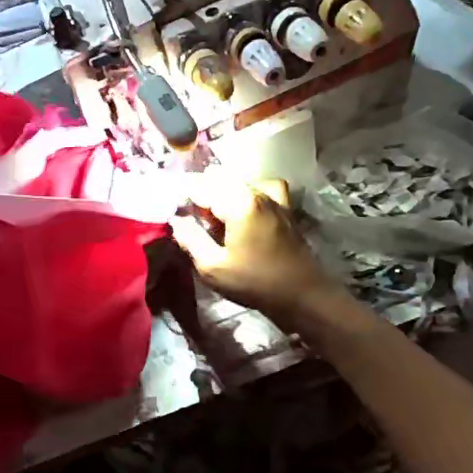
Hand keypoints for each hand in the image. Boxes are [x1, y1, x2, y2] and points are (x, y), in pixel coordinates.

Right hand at [169, 174, 347, 327]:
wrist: (303, 295)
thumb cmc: (255, 282)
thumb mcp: (213, 267)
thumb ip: (190, 239)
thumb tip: (176, 220)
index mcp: (240, 201)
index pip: (201, 185)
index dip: (182, 193)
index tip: (170, 207)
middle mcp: (258, 191)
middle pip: (221, 178)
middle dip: (201, 191)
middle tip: (188, 214)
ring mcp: (275, 198)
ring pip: (240, 182)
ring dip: (222, 191)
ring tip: (211, 213)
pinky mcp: (285, 208)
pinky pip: (261, 189)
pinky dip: (247, 193)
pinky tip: (241, 210)